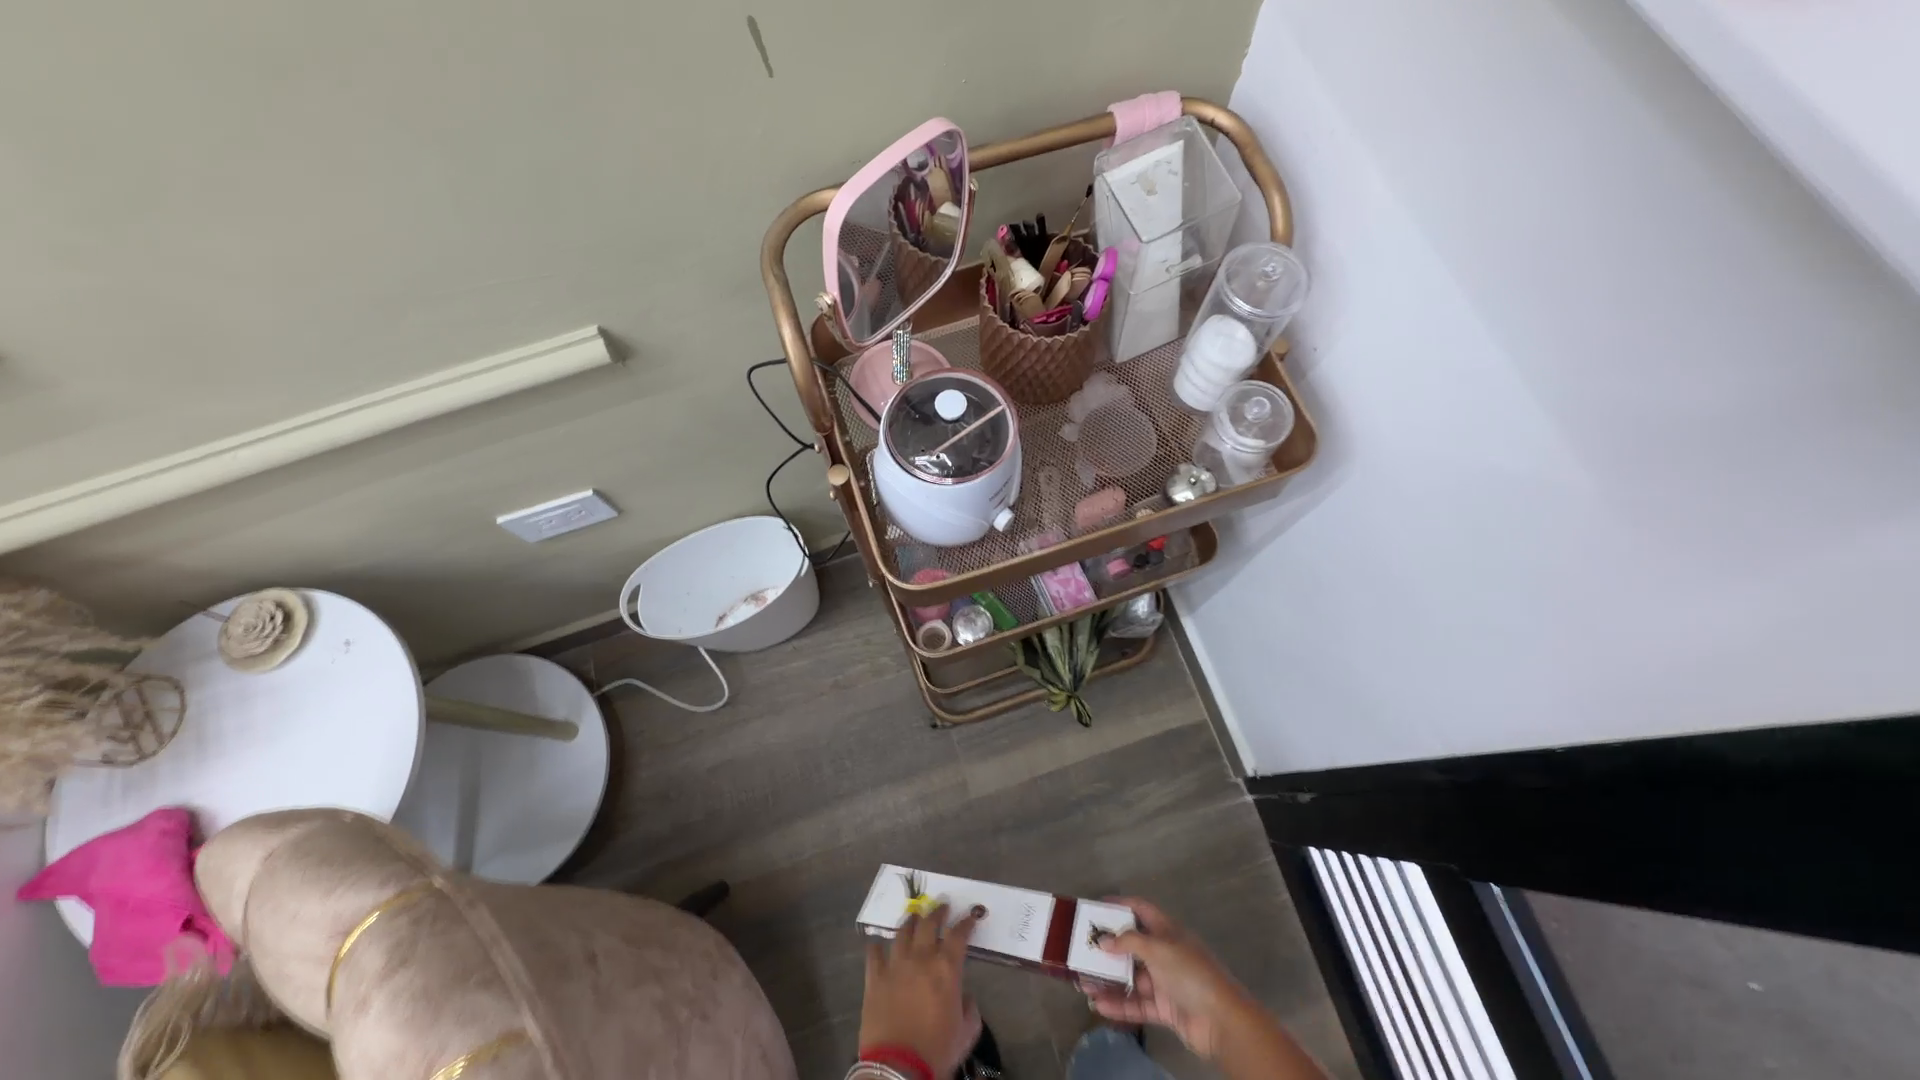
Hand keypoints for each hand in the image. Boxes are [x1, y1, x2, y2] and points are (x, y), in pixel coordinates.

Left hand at [859, 904, 980, 1076]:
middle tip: (941, 906)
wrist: (899, 1066)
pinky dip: (877, 946)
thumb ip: (970, 1008)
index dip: (966, 922)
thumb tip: (964, 996)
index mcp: (947, 969)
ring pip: (902, 932)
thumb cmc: (937, 1050)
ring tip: (914, 916)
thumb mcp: (966, 1032)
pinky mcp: (874, 978)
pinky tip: (878, 943)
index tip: (971, 915)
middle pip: (929, 924)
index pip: (959, 935)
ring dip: (910, 921)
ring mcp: (895, 966)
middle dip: (937, 912)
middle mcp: (921, 959)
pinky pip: (874, 954)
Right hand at [1083, 898, 1261, 1060]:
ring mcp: (1165, 982)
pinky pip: (1137, 1003)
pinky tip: (1099, 1006)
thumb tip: (1104, 940)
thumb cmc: (1191, 974)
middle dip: (1107, 949)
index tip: (1094, 907)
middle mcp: (1165, 954)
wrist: (1222, 1020)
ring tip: (1083, 984)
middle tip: (1081, 951)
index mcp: (1168, 932)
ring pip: (1131, 978)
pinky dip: (1119, 1004)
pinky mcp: (1165, 1008)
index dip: (1119, 905)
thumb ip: (1129, 942)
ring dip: (1108, 981)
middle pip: (1132, 946)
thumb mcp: (1160, 949)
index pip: (1141, 910)